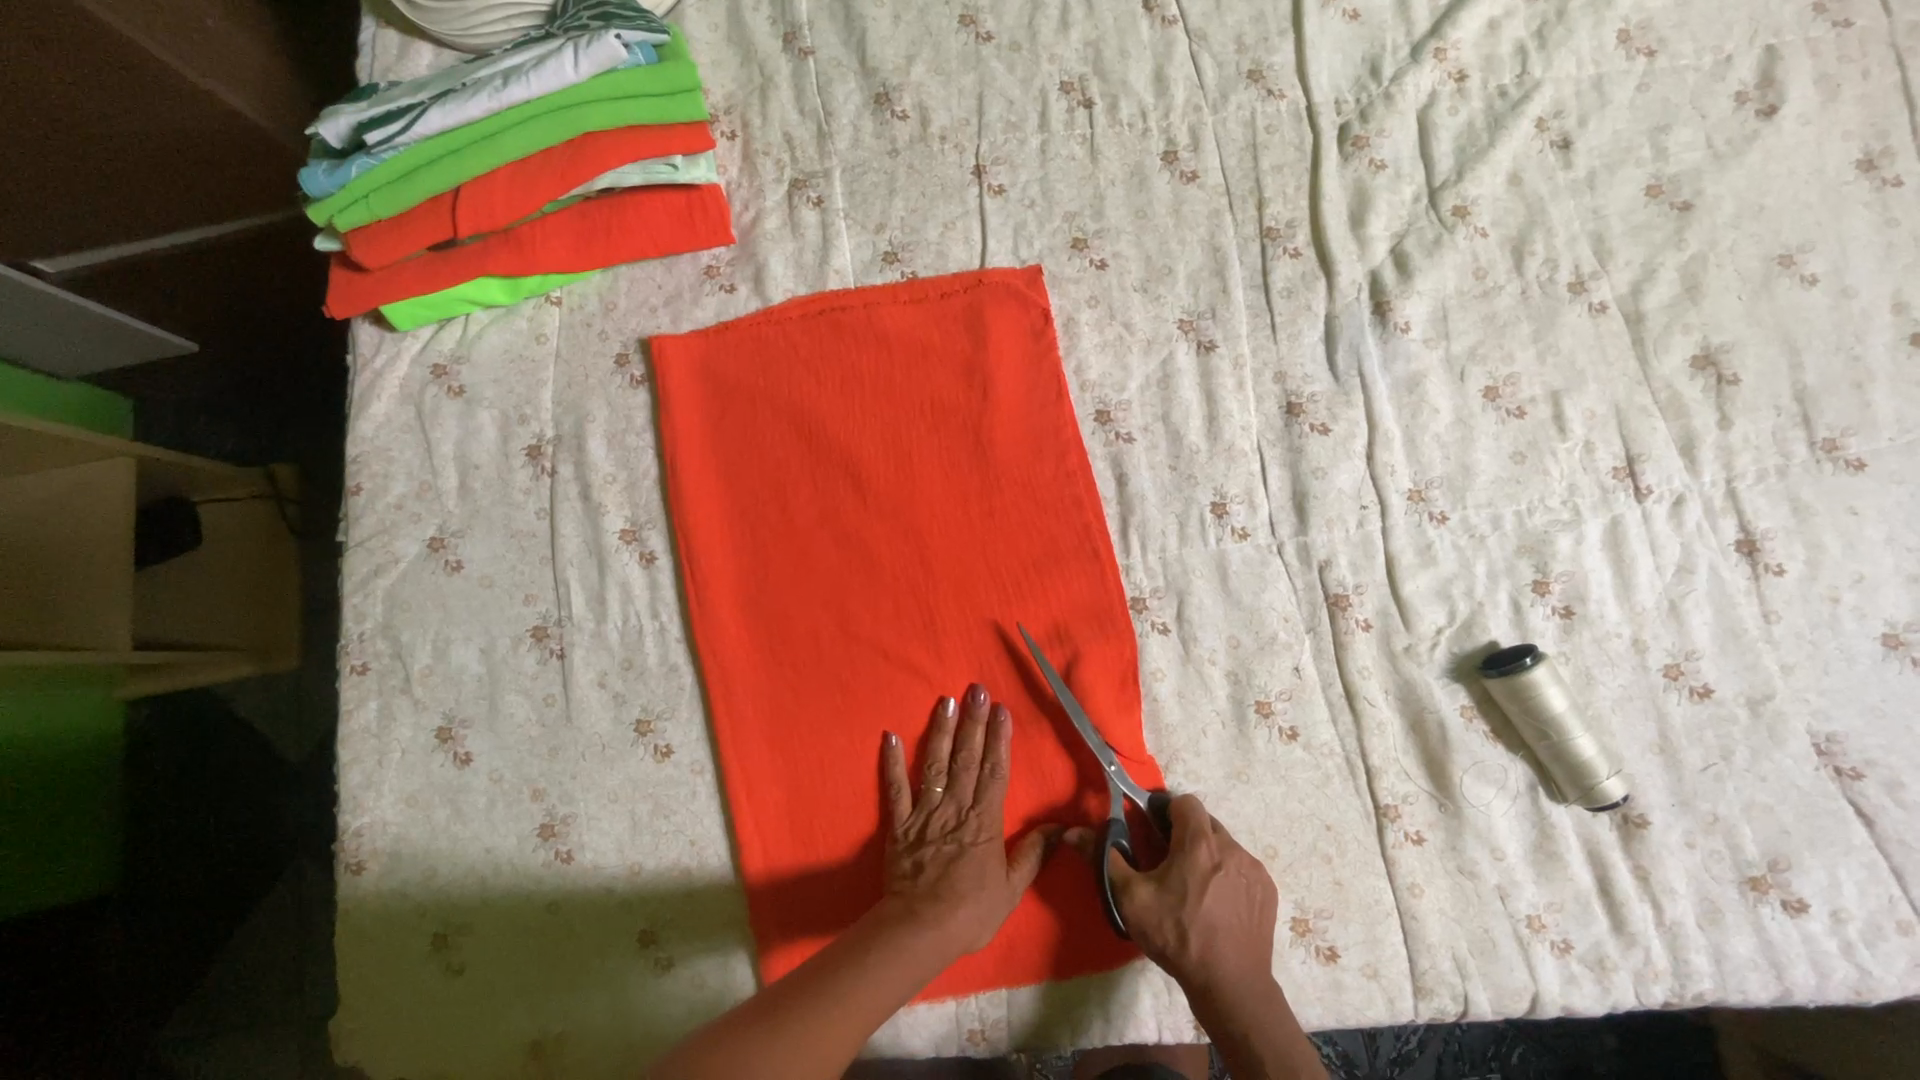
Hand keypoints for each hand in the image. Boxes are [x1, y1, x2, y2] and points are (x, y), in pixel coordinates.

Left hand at [878, 683, 1058, 956]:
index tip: (1001, 710)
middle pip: (966, 758)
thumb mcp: (1012, 888)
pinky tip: (890, 736)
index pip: (994, 771)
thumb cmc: (971, 912)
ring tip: (945, 700)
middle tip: (976, 690)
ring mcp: (924, 813)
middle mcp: (955, 807)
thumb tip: (1058, 829)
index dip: (998, 739)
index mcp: (985, 821)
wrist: (921, 929)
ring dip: (939, 731)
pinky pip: (894, 789)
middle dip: (972, 723)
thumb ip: (1032, 854)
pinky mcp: (898, 824)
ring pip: (933, 765)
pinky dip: (891, 762)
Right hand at [1081, 794, 1278, 995]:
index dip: (1167, 810)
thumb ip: (1106, 859)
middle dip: (1186, 834)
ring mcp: (1253, 870)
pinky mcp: (1267, 892)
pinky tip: (1216, 906)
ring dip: (1207, 856)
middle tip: (1168, 863)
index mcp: (1199, 842)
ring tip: (1192, 889)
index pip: (1185, 802)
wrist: (1230, 984)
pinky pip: (1242, 870)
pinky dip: (1227, 877)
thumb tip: (1073, 833)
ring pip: (1225, 847)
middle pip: (1206, 823)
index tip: (1154, 831)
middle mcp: (1231, 847)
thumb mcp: (1132, 899)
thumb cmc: (1177, 936)